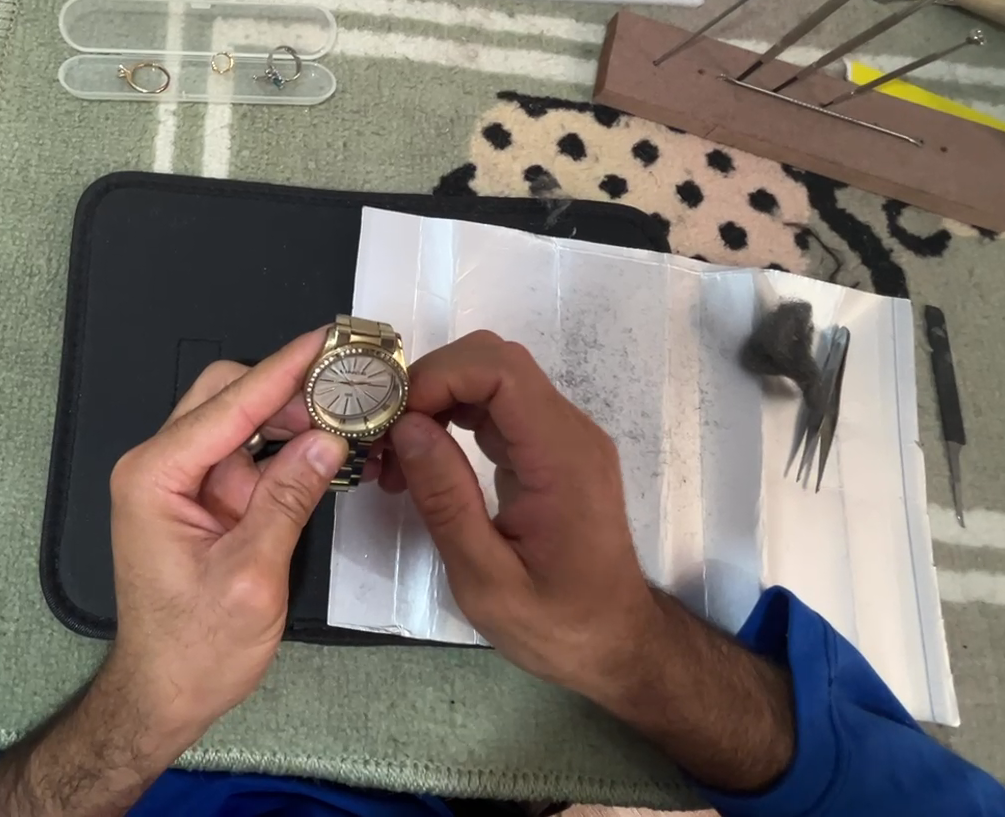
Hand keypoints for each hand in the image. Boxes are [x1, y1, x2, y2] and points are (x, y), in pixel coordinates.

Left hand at [0, 331, 347, 815]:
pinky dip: (279, 447)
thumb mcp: (251, 577)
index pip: (229, 404)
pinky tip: (317, 450)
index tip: (325, 340)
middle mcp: (158, 463)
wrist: (162, 693)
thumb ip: (288, 500)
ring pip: (236, 418)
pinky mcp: (198, 493)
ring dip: (286, 416)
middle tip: (343, 391)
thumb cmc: (197, 649)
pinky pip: (242, 451)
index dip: (282, 370)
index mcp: (155, 475)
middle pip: (224, 395)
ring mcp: (177, 476)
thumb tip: (328, 439)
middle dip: (284, 388)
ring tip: (341, 417)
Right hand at [380, 330, 657, 697]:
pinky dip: (446, 415)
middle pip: (492, 359)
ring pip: (487, 374)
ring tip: (394, 451)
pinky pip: (490, 403)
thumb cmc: (558, 625)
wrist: (618, 646)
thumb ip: (446, 500)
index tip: (394, 420)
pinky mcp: (544, 445)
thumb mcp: (487, 580)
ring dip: (432, 397)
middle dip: (428, 382)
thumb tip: (407, 425)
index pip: (500, 369)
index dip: (438, 377)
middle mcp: (567, 430)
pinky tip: (420, 457)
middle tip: (385, 434)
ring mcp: (558, 434)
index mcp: (561, 457)